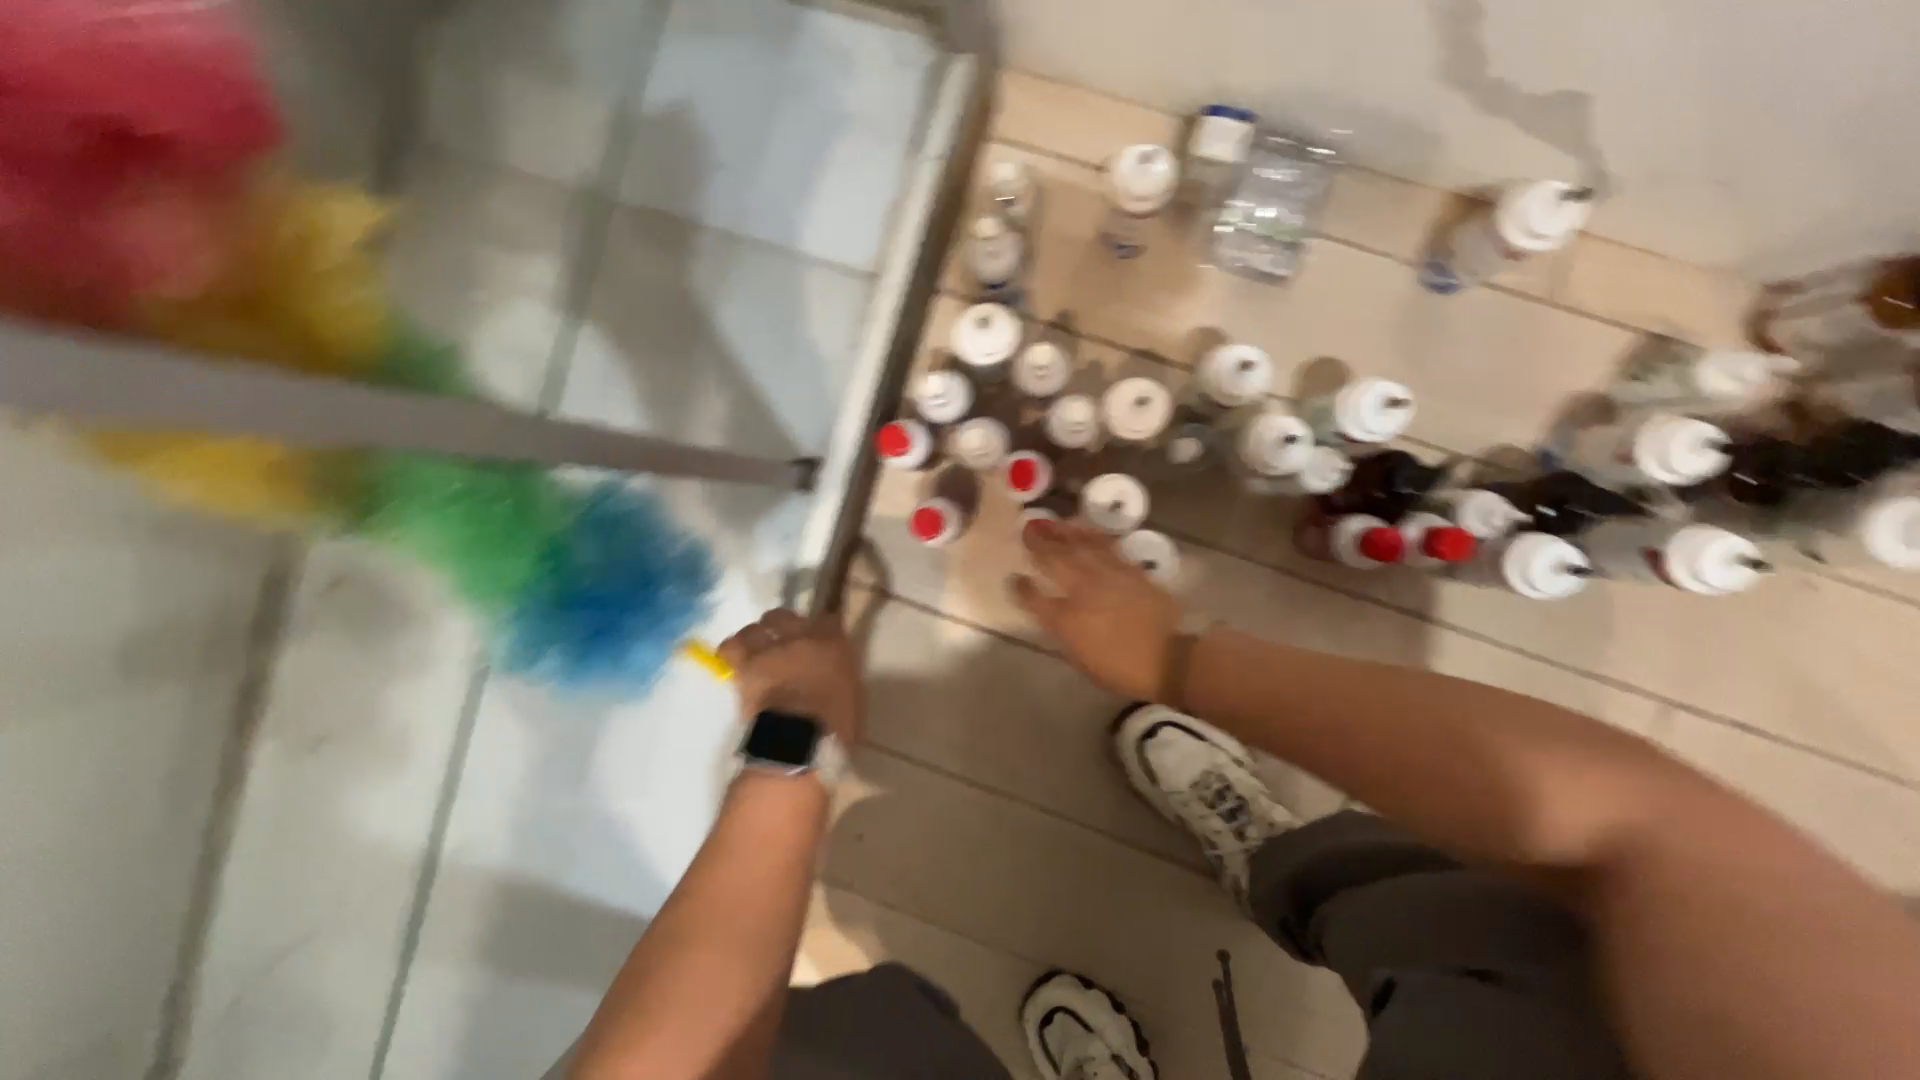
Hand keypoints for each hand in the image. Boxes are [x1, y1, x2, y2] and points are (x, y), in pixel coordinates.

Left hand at [719, 609, 863, 745]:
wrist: (799, 739)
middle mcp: (800, 637)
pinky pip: (731, 648)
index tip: (820, 638)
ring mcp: (769, 649)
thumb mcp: (853, 696)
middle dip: (781, 625)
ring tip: (753, 647)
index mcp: (833, 643)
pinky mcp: (744, 666)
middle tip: (781, 641)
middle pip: (784, 616)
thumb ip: (843, 675)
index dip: (821, 628)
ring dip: (754, 636)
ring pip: (755, 628)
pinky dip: (731, 651)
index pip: (828, 619)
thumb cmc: (835, 724)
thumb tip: (833, 674)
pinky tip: (732, 658)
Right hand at [1011, 519, 1184, 701]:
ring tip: (1050, 523)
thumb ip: (1066, 633)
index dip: (1021, 587)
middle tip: (1026, 530)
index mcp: (1065, 620)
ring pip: (1080, 546)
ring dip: (1062, 532)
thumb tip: (1057, 615)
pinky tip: (1084, 530)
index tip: (1014, 578)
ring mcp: (1107, 576)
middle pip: (1054, 560)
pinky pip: (1107, 546)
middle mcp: (1082, 591)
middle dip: (1037, 544)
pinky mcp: (1130, 570)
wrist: (1169, 658)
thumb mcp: (1082, 660)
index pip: (1034, 597)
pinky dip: (1092, 536)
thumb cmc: (1123, 670)